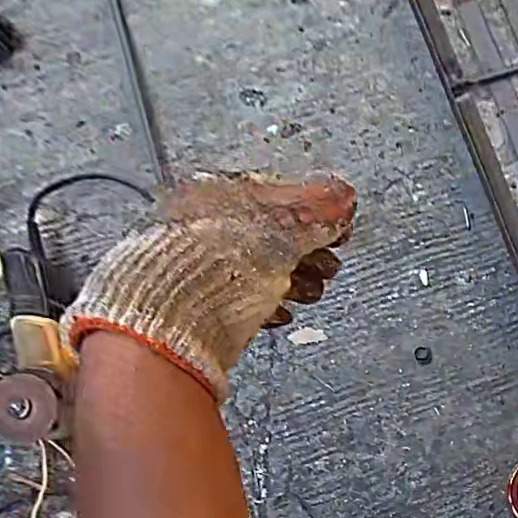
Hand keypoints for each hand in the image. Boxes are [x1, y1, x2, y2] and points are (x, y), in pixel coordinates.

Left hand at [61, 173, 355, 398]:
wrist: (173, 323)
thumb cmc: (210, 271)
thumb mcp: (278, 237)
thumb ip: (314, 219)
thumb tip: (342, 200)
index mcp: (223, 193)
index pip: (285, 195)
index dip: (320, 211)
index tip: (344, 224)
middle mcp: (211, 224)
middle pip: (277, 233)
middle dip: (310, 250)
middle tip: (330, 262)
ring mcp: (209, 264)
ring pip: (265, 267)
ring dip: (296, 279)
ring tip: (311, 290)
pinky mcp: (209, 300)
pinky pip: (249, 296)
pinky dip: (270, 302)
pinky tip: (281, 310)